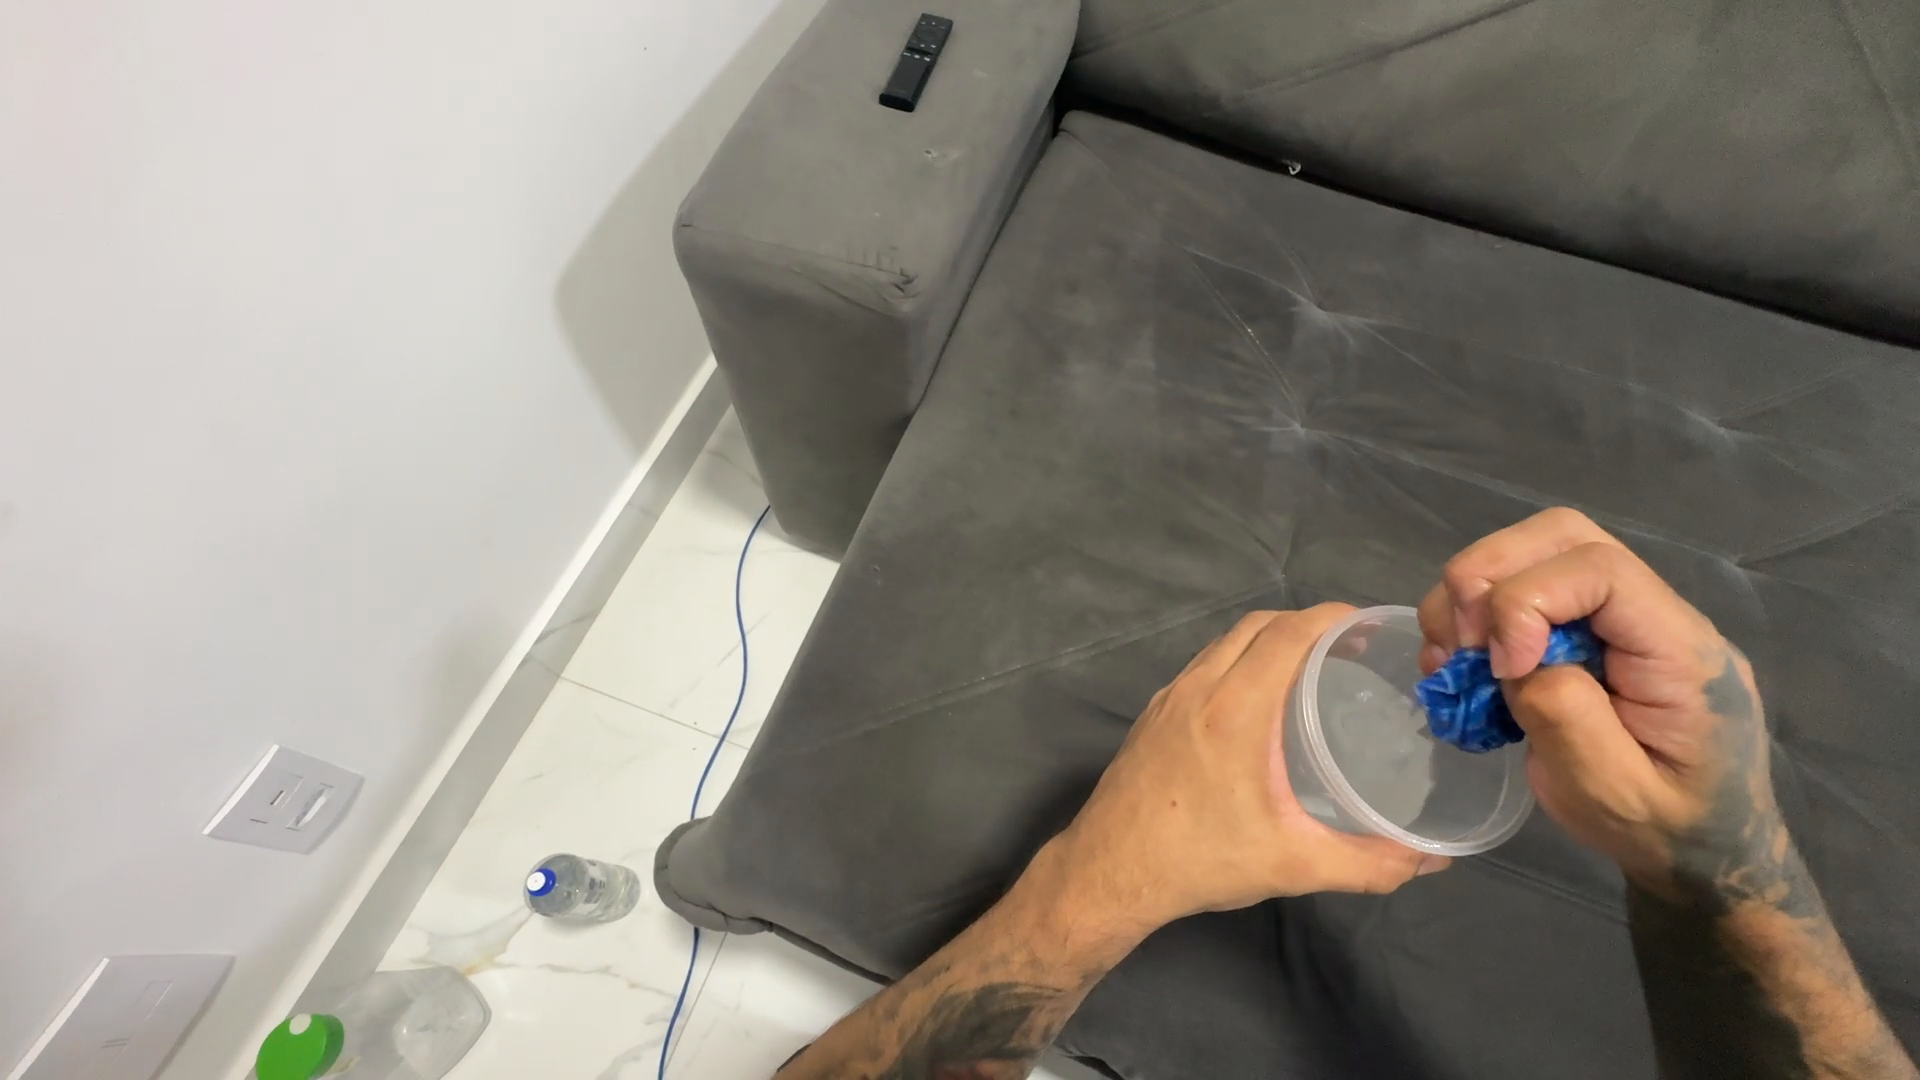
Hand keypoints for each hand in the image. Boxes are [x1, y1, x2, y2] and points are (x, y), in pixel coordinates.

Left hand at [1048, 606, 1447, 938]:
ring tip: (1306, 666)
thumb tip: (1431, 861)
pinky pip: (1200, 666)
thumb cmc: (1201, 859)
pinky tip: (1253, 697)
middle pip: (1253, 627)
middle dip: (1301, 623)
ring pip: (1221, 644)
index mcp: (1233, 709)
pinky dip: (1234, 660)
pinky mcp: (1151, 713)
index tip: (1366, 624)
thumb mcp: (1294, 865)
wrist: (1111, 867)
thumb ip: (1370, 863)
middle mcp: (1197, 688)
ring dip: (1264, 639)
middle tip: (1346, 648)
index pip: (1284, 634)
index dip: (1327, 617)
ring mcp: (1168, 697)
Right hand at [1416, 508, 1779, 892]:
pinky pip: (1509, 587)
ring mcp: (1612, 619)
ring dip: (1466, 598)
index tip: (1501, 668)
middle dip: (1486, 576)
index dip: (1525, 602)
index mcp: (1678, 650)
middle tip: (1462, 642)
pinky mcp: (1575, 629)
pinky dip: (1465, 616)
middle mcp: (1649, 615)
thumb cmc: (1660, 825)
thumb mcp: (1612, 788)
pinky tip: (1457, 663)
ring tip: (1451, 660)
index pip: (1598, 569)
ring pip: (1525, 551)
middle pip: (1560, 534)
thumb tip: (1512, 660)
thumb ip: (1566, 713)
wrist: (1693, 849)